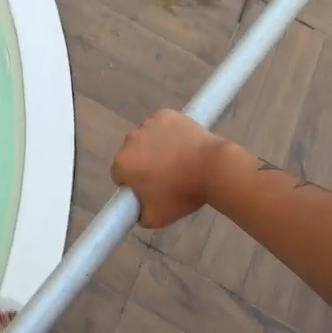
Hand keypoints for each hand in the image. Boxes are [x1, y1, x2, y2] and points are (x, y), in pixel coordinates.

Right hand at [111, 110, 233, 227]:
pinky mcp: (166, 114)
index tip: (149, 188)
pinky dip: (168, 132)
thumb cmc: (182, 193)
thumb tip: (136, 209)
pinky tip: (182, 144)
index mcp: (123, 163)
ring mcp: (149, 123)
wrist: (212, 167)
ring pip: (146, 137)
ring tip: (177, 159)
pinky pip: (161, 125)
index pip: (119, 174)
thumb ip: (138, 215)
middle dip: (143, 162)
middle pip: (132, 153)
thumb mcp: (155, 218)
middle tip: (165, 175)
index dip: (133, 183)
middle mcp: (130, 139)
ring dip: (155, 146)